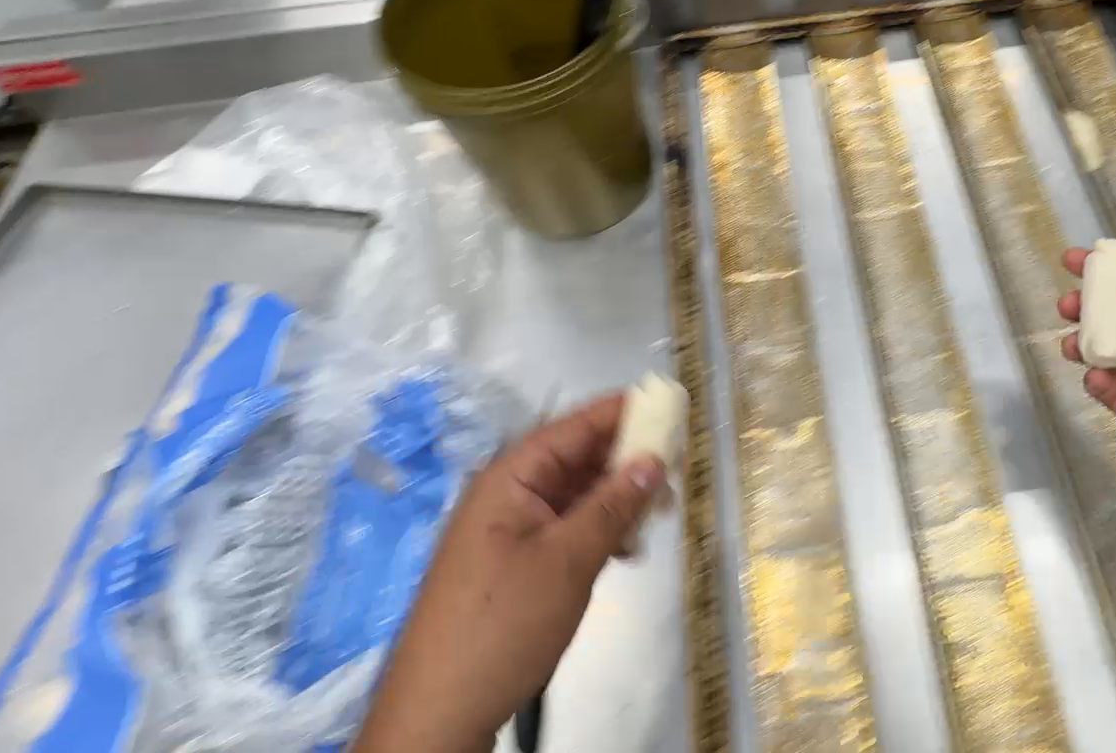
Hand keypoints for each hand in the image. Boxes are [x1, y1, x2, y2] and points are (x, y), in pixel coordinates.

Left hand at [351, 393, 665, 752]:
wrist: (440, 713)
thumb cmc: (504, 623)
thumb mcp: (569, 560)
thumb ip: (613, 504)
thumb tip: (653, 458)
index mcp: (510, 479)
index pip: (572, 427)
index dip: (619, 411)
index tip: (665, 402)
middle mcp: (508, 495)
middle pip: (575, 460)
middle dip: (625, 461)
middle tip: (675, 470)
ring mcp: (509, 531)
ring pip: (574, 496)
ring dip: (617, 501)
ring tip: (660, 515)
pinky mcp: (514, 564)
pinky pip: (564, 529)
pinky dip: (598, 532)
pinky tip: (626, 551)